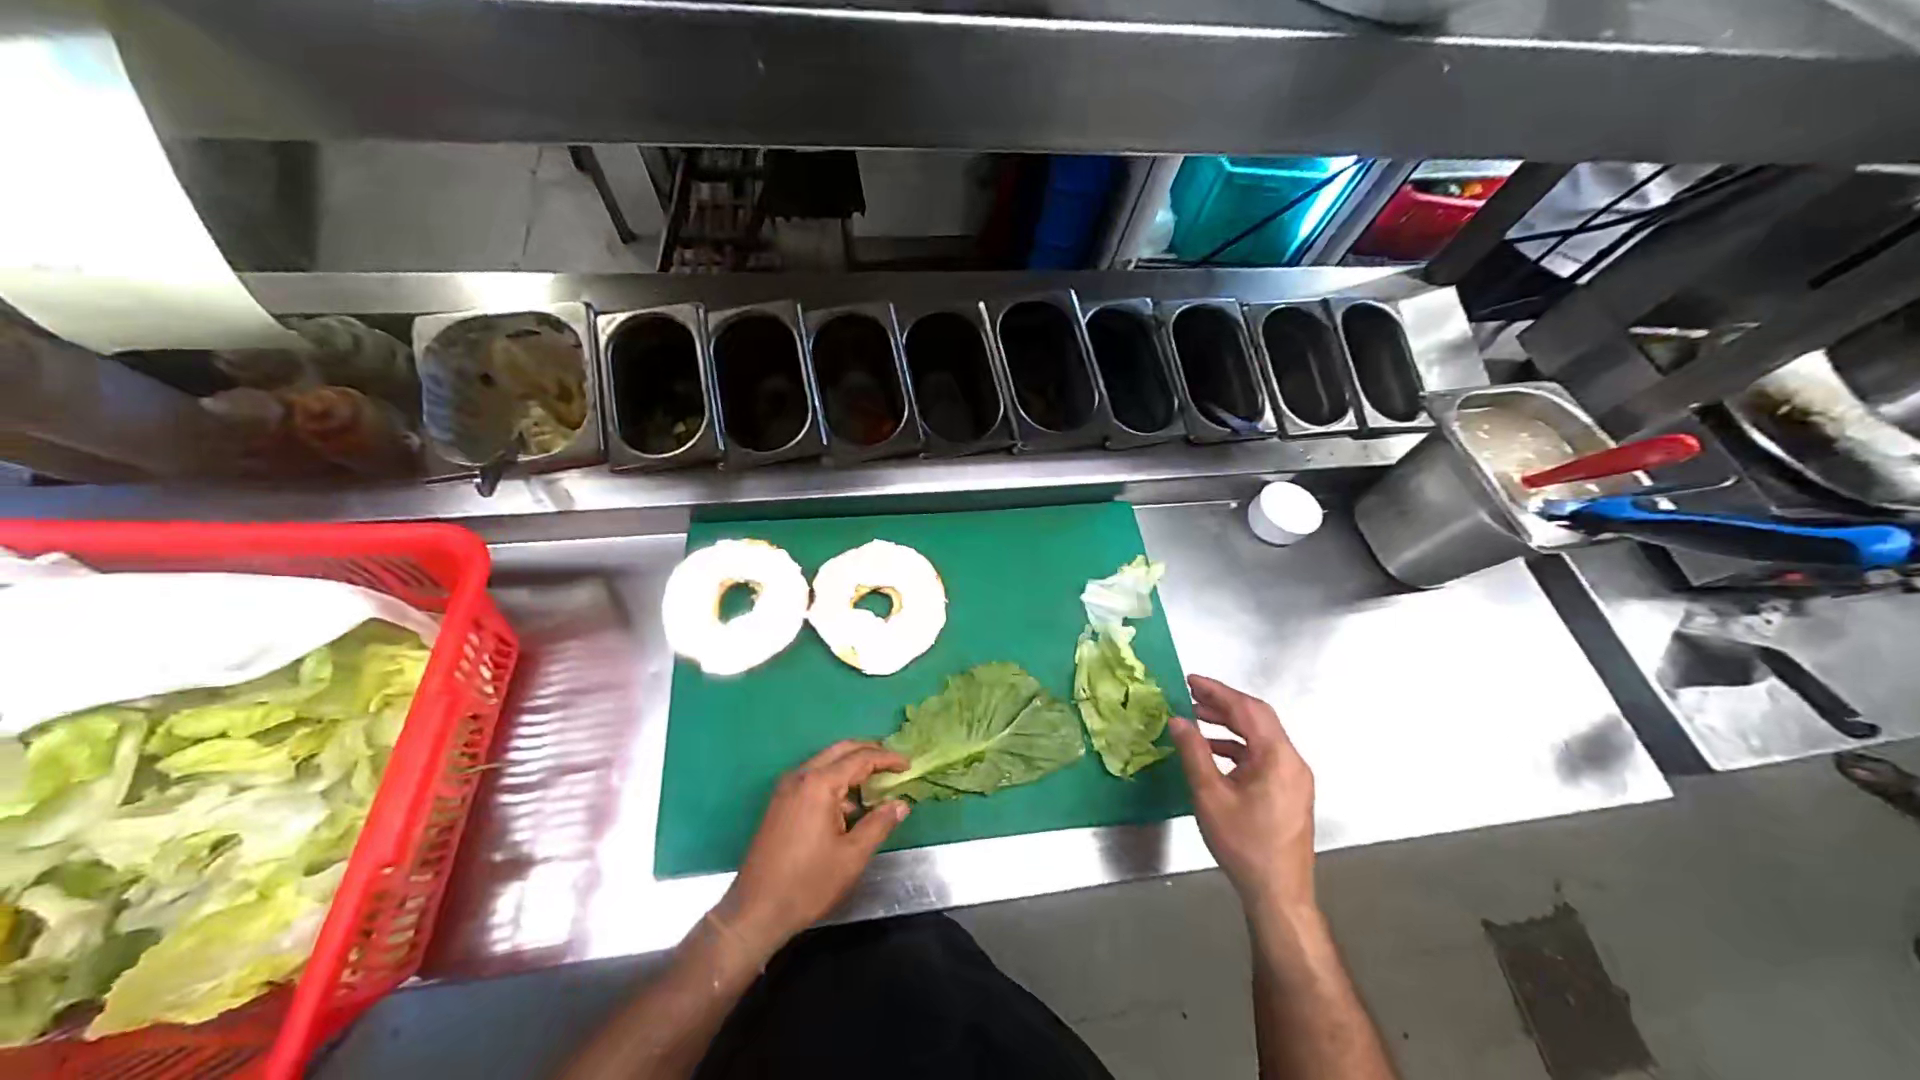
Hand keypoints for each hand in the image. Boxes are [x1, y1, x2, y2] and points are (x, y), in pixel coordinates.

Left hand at [715, 740, 911, 957]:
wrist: (756, 911)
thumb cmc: (808, 883)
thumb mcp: (852, 855)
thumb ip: (879, 824)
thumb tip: (900, 804)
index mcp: (819, 784)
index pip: (860, 758)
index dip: (887, 759)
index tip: (908, 765)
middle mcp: (800, 777)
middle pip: (841, 750)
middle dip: (869, 752)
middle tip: (893, 764)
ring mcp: (786, 789)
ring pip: (825, 763)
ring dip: (851, 766)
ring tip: (876, 784)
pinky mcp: (779, 803)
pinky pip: (813, 779)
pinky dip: (835, 781)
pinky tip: (848, 806)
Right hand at [1168, 675, 1316, 914]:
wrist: (1278, 892)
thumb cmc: (1243, 844)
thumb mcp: (1210, 795)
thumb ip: (1194, 753)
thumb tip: (1178, 721)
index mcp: (1277, 757)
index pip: (1247, 709)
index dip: (1218, 691)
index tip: (1191, 680)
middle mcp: (1292, 761)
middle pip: (1258, 718)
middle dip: (1223, 703)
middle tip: (1191, 694)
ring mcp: (1294, 777)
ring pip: (1261, 737)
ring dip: (1230, 724)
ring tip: (1197, 719)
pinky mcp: (1290, 791)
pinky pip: (1263, 755)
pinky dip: (1238, 746)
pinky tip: (1214, 751)